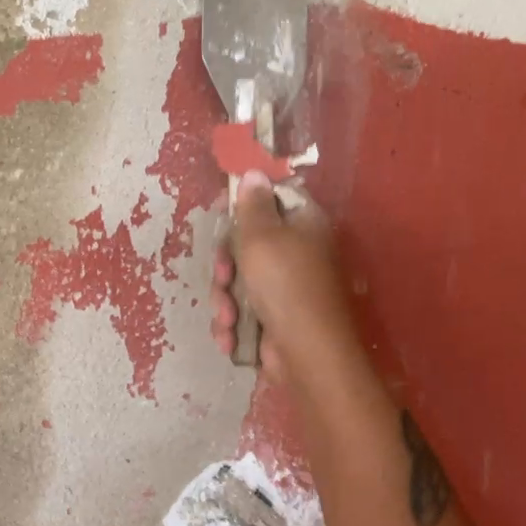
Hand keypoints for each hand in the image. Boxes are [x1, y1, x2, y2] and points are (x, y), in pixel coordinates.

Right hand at [211, 171, 356, 383]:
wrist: (305, 353)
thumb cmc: (285, 284)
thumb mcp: (262, 236)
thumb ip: (252, 204)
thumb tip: (253, 173)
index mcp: (302, 224)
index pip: (271, 198)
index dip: (244, 203)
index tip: (220, 211)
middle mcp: (296, 252)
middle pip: (245, 243)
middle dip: (225, 265)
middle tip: (224, 276)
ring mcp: (283, 288)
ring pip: (236, 281)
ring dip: (223, 299)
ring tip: (227, 316)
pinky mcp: (271, 318)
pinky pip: (239, 311)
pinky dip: (231, 324)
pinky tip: (230, 336)